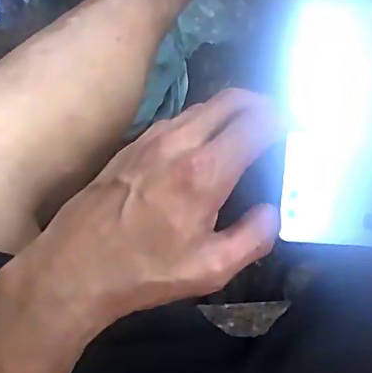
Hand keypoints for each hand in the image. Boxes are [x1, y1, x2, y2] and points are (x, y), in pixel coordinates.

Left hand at [0, 89, 284, 336]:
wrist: (74, 266)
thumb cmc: (144, 272)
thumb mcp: (210, 269)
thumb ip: (253, 238)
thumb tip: (271, 211)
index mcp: (204, 171)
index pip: (256, 123)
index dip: (283, 118)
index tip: (297, 126)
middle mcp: (178, 143)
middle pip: (230, 100)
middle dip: (260, 103)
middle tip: (276, 120)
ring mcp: (149, 139)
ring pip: (200, 107)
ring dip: (228, 111)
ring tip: (242, 133)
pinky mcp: (129, 145)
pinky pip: (174, 120)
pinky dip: (198, 121)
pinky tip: (200, 145)